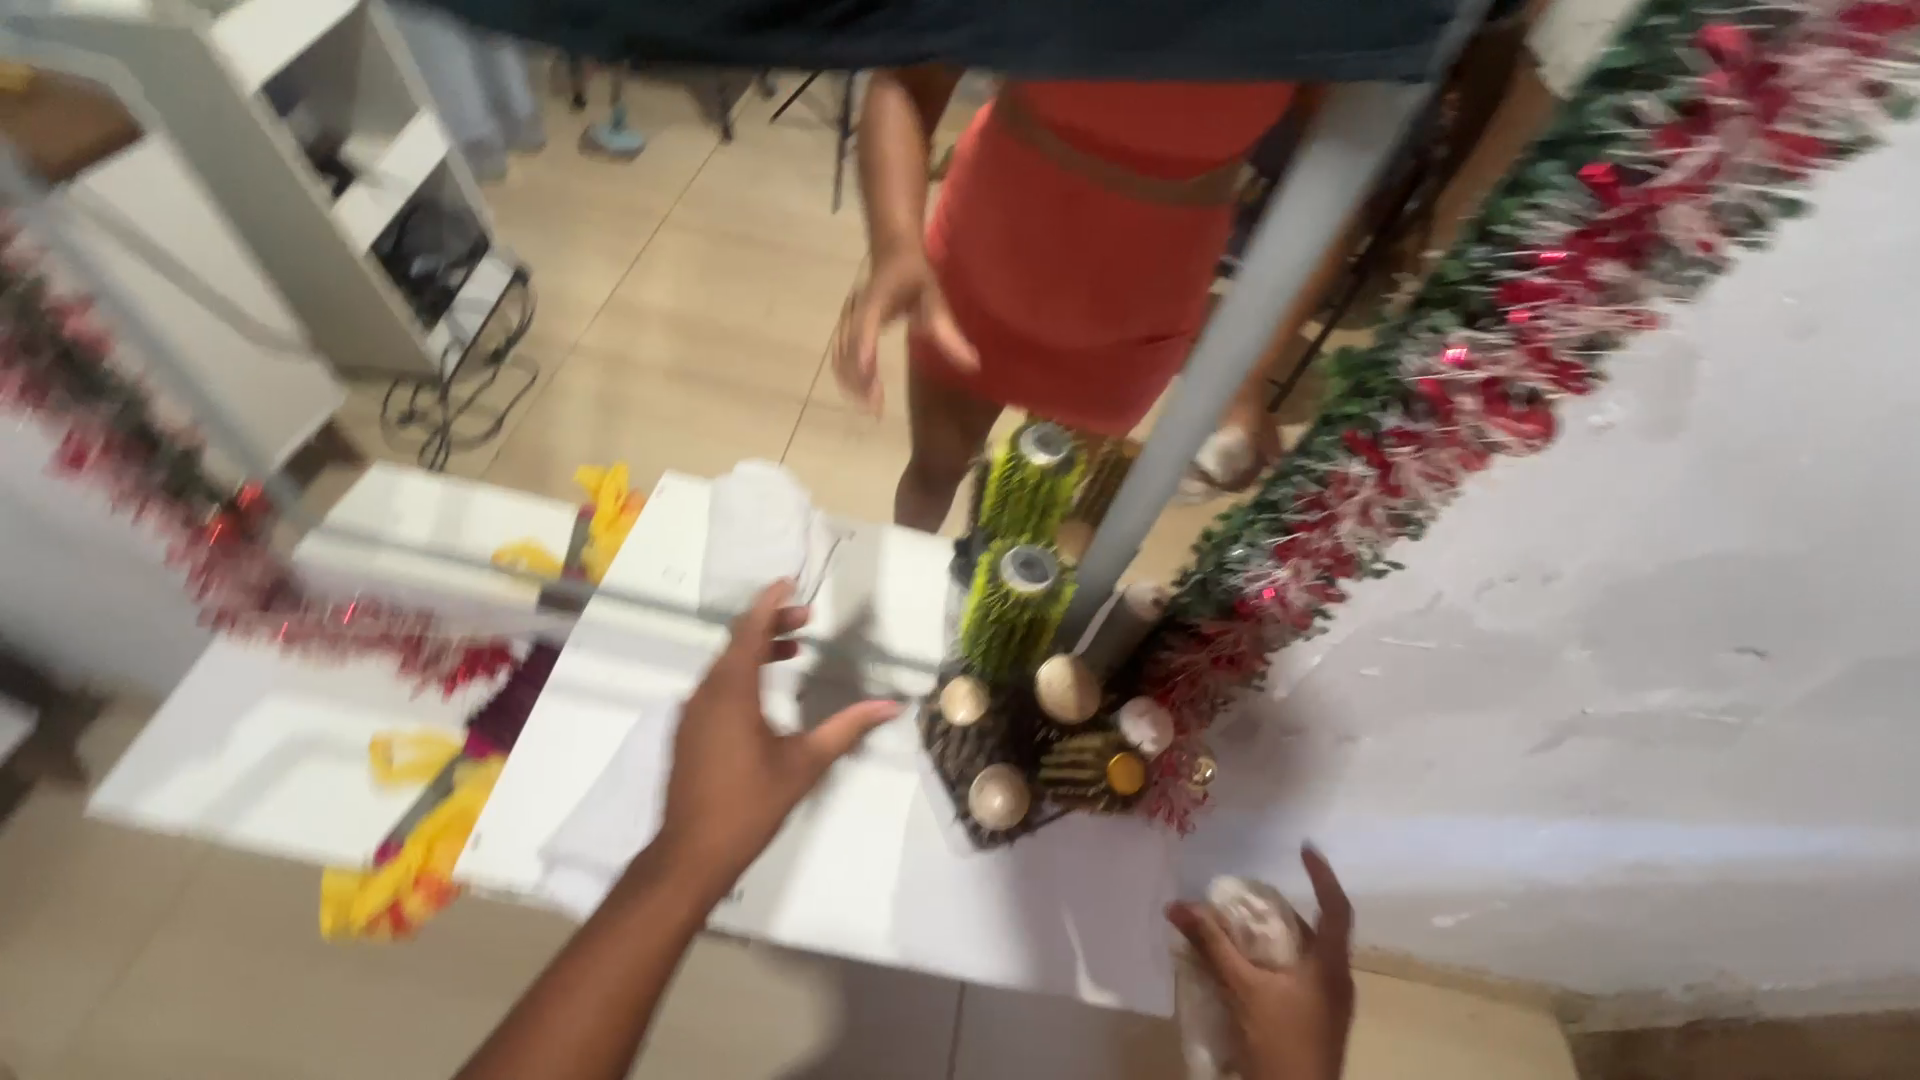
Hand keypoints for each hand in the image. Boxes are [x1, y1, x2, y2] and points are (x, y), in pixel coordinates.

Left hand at [653, 581, 900, 895]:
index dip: (770, 603)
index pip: (749, 630)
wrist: (691, 853)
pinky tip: (763, 693)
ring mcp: (690, 712)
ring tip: (791, 652)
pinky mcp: (686, 731)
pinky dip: (740, 674)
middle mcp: (705, 693)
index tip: (790, 582)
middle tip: (806, 620)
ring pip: (723, 665)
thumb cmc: (751, 805)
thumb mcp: (806, 764)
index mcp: (732, 692)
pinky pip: (713, 686)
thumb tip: (891, 706)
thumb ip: (847, 728)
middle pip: (736, 642)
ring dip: (756, 650)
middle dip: (770, 624)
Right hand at [832, 247, 976, 415]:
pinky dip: (848, 376)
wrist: (891, 249)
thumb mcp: (936, 300)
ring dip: (852, 383)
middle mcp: (855, 310)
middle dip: (859, 380)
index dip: (864, 350)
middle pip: (848, 349)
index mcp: (876, 300)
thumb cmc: (915, 275)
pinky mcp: (845, 328)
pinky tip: (864, 393)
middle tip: (877, 408)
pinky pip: (840, 355)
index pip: (866, 326)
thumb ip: (949, 334)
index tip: (869, 375)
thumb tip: (973, 365)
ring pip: (840, 356)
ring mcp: (847, 319)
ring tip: (872, 407)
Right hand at [1168, 846, 1356, 1079]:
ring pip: (1306, 956)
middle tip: (1248, 897)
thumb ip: (1212, 944)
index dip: (1322, 876)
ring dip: (1276, 937)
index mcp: (1330, 968)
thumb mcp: (1242, 990)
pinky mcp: (1317, 1022)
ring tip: (1240, 927)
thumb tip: (1178, 905)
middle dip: (1282, 910)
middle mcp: (1337, 982)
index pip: (1335, 908)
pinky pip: (1299, 977)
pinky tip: (1245, 968)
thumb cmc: (1280, 1047)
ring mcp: (1330, 1006)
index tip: (1304, 849)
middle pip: (1317, 931)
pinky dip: (1274, 962)